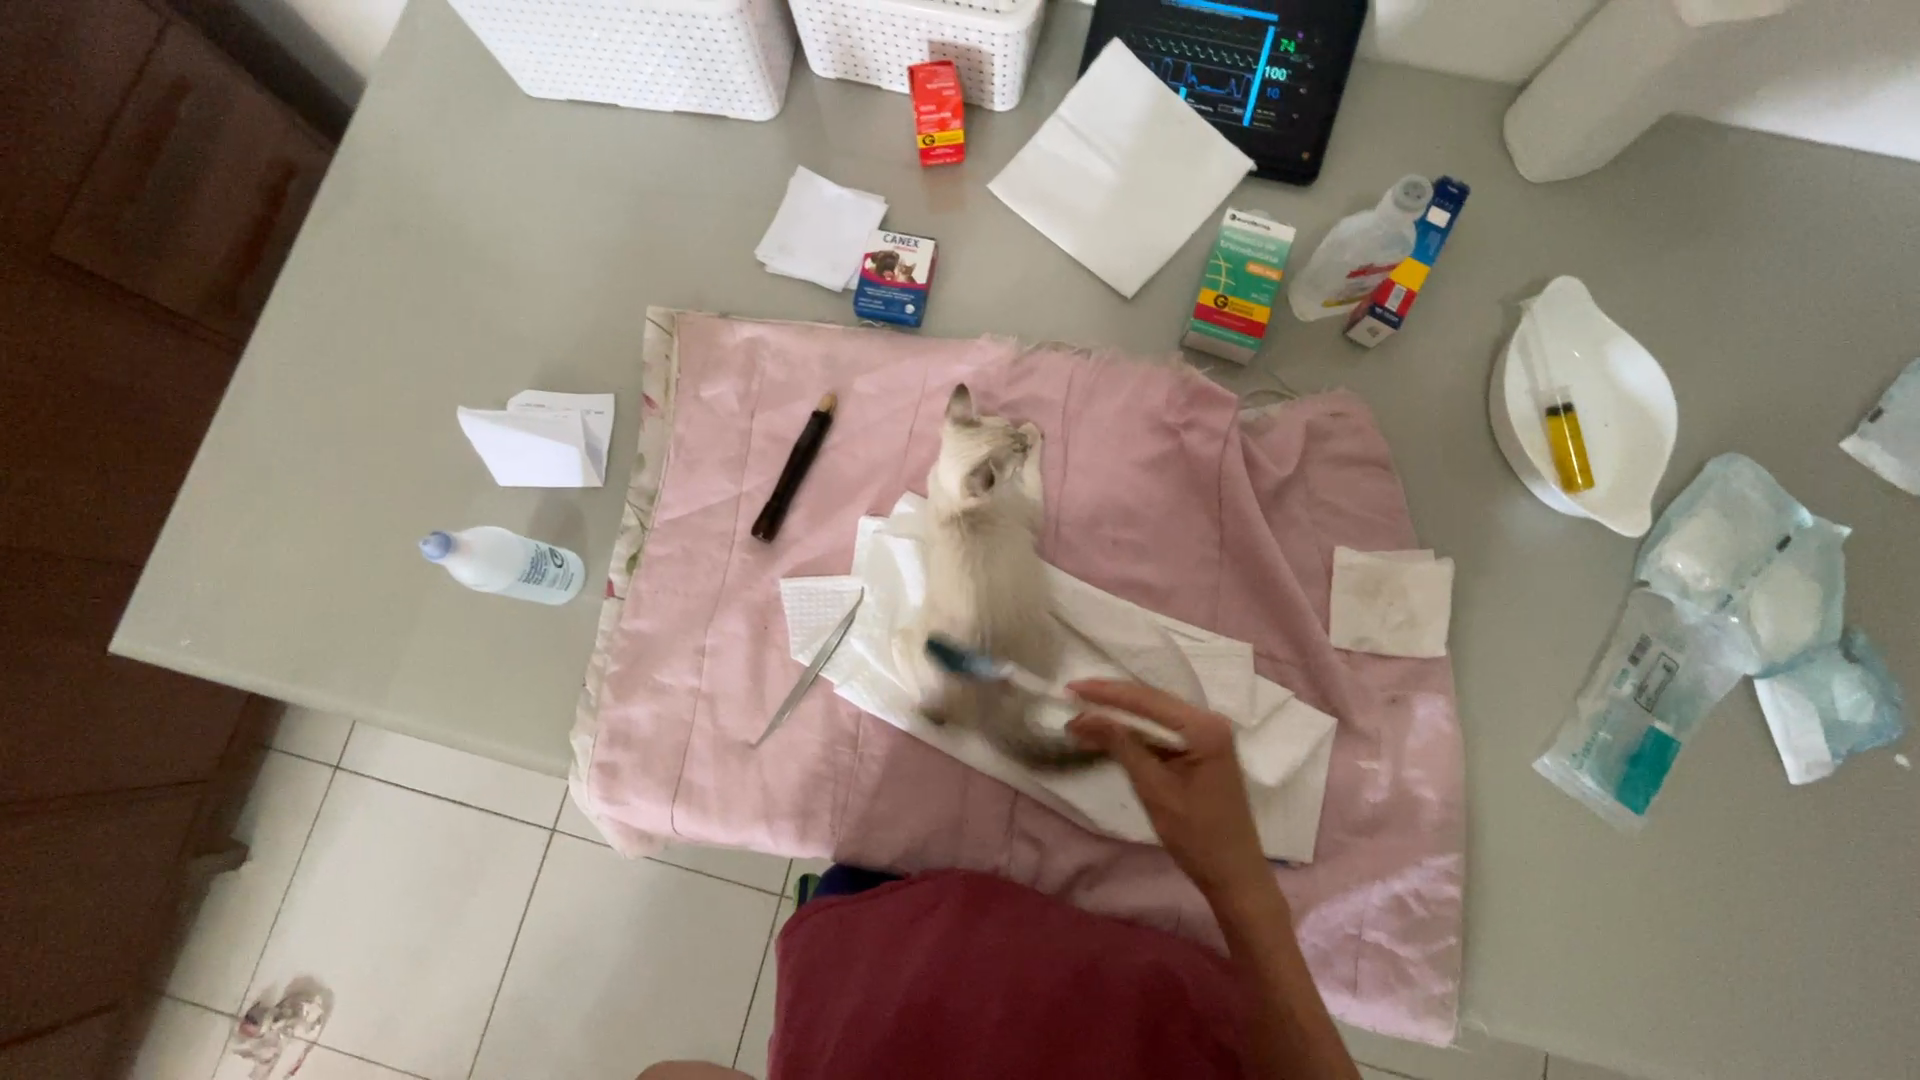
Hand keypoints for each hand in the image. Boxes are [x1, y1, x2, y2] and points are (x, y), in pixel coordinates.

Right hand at [1067, 680, 1272, 901]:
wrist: (1234, 874)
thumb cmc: (1197, 836)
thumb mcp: (1154, 789)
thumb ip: (1122, 745)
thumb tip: (1085, 716)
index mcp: (1204, 728)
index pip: (1147, 700)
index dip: (1106, 693)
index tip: (1071, 688)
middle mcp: (1209, 721)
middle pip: (1151, 701)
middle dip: (1109, 701)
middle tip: (1071, 698)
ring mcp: (1207, 734)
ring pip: (1154, 715)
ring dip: (1118, 717)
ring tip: (1081, 718)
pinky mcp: (1200, 749)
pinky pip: (1161, 731)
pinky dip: (1133, 733)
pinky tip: (1107, 735)